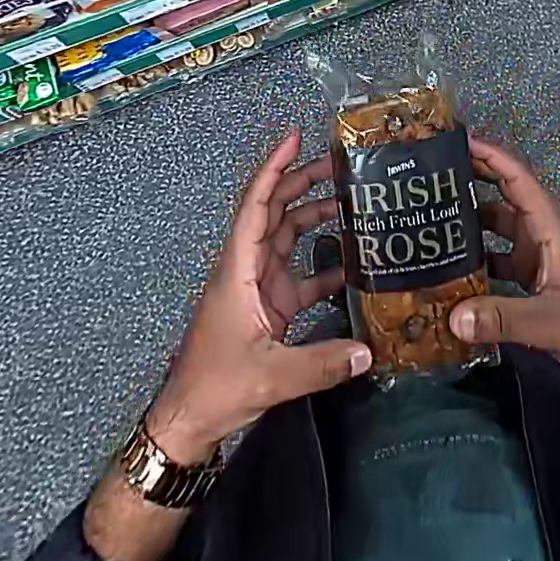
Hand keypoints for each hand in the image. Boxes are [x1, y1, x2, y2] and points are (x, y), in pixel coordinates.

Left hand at [144, 131, 370, 462]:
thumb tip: (370, 351)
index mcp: (239, 269)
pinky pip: (300, 270)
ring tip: (351, 199)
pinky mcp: (270, 304)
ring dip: (313, 214)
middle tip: (339, 164)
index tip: (294, 138)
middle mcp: (248, 267)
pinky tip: (354, 260)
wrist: (189, 422)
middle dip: (302, 181)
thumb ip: (322, 364)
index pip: (256, 206)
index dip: (273, 169)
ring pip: (286, 235)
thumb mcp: (271, 377)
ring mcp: (258, 285)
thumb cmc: (217, 388)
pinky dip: (324, 261)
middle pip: (274, 210)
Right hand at [450, 138, 559, 465]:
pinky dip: (477, 254)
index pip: (519, 179)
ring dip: (472, 218)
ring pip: (500, 225)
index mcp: (550, 228)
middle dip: (474, 178)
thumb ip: (502, 319)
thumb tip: (452, 316)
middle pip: (506, 195)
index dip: (491, 157)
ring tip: (432, 214)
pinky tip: (449, 265)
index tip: (459, 142)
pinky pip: (499, 255)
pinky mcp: (533, 276)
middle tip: (432, 174)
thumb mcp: (548, 323)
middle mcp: (542, 233)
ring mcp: (538, 254)